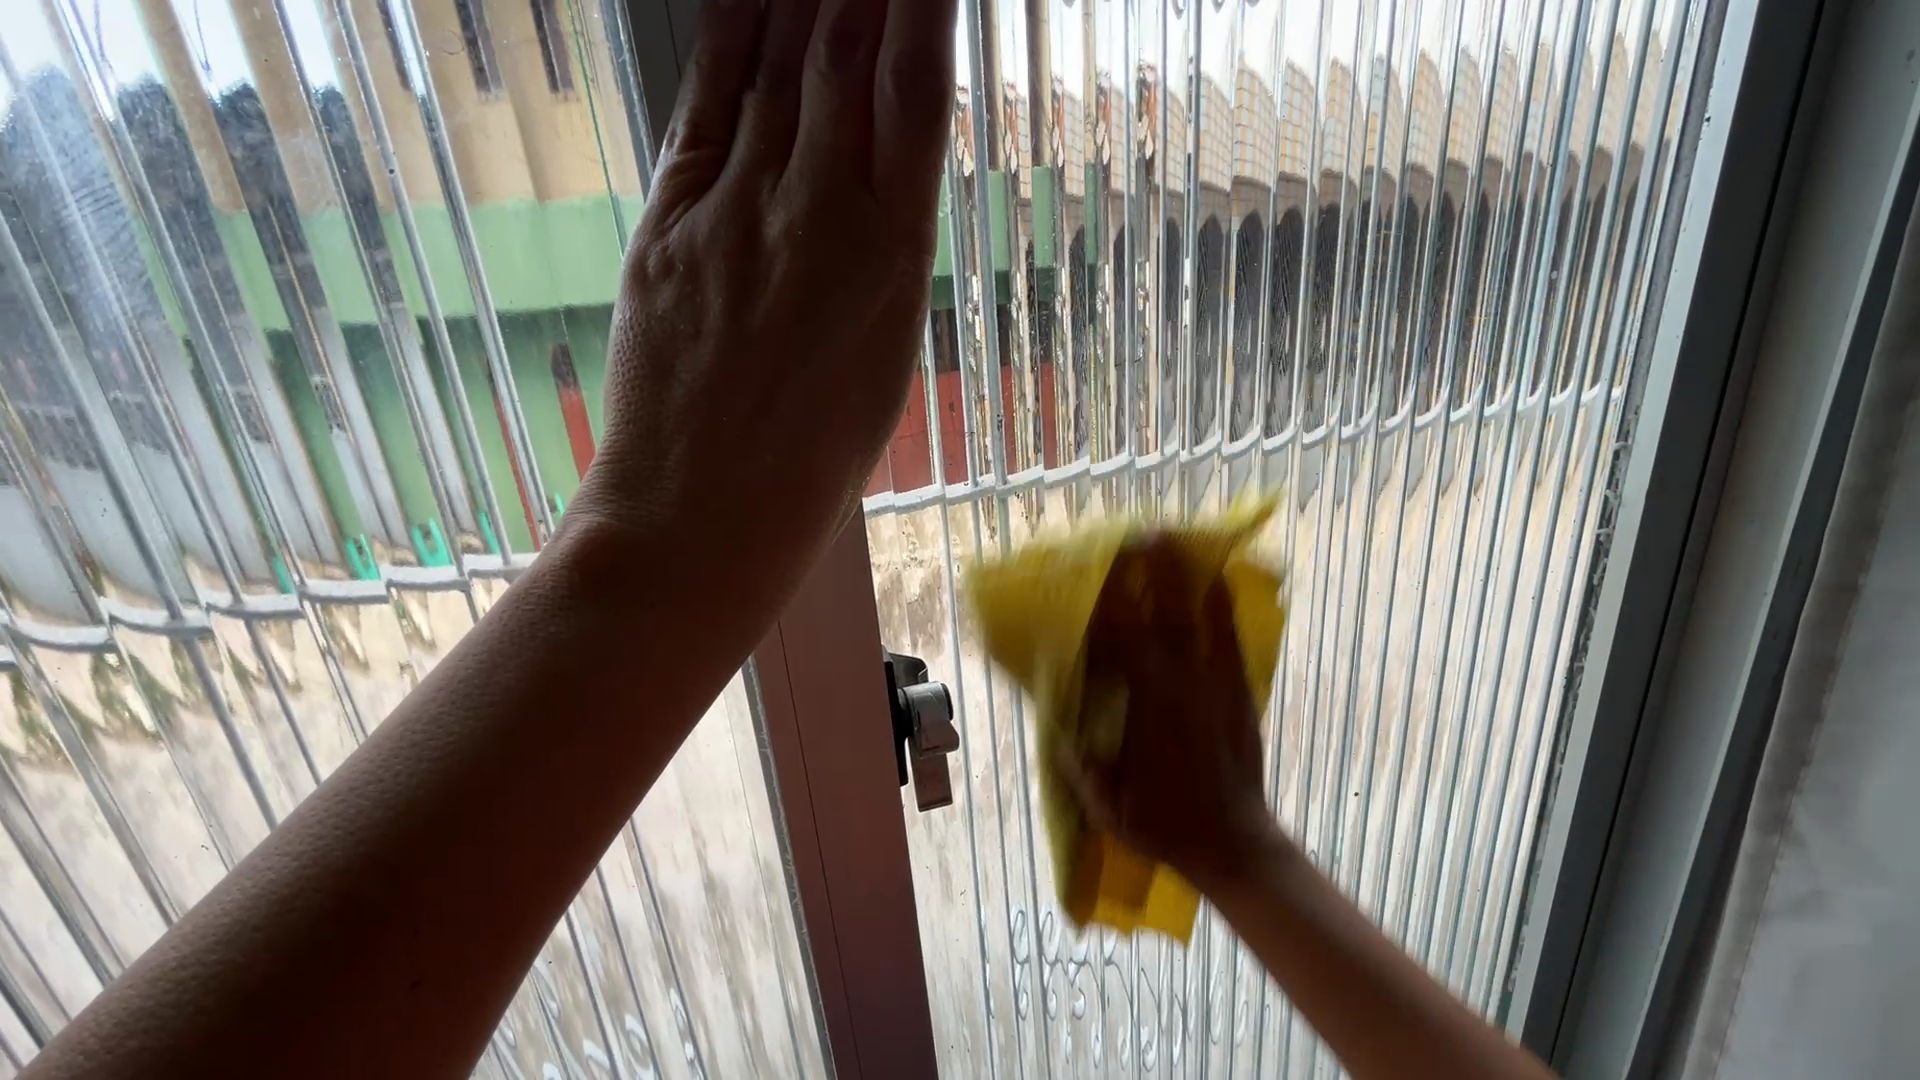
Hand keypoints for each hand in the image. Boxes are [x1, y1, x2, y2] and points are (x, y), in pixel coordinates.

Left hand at [570, 0, 955, 596]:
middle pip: (846, 57)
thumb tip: (875, 190)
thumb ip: (881, 260)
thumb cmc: (812, 459)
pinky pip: (707, 110)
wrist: (706, 514)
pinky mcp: (669, 228)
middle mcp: (820, 215)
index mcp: (892, 258)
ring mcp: (738, 214)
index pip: (918, 95)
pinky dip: (729, 38)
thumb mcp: (881, 356)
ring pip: (778, 68)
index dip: (927, 9)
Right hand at [1057, 537, 1292, 893]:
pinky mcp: (1240, 692)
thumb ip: (1078, 761)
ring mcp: (1217, 685)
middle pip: (1162, 613)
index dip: (1104, 602)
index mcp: (1148, 705)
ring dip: (1183, 575)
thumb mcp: (1105, 803)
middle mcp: (1183, 683)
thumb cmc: (1164, 825)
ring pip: (1199, 616)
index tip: (1090, 571)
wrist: (1233, 844)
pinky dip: (1222, 606)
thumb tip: (1056, 720)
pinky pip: (1232, 639)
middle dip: (1147, 571)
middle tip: (1134, 535)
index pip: (1120, 639)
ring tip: (1172, 540)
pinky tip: (1217, 580)